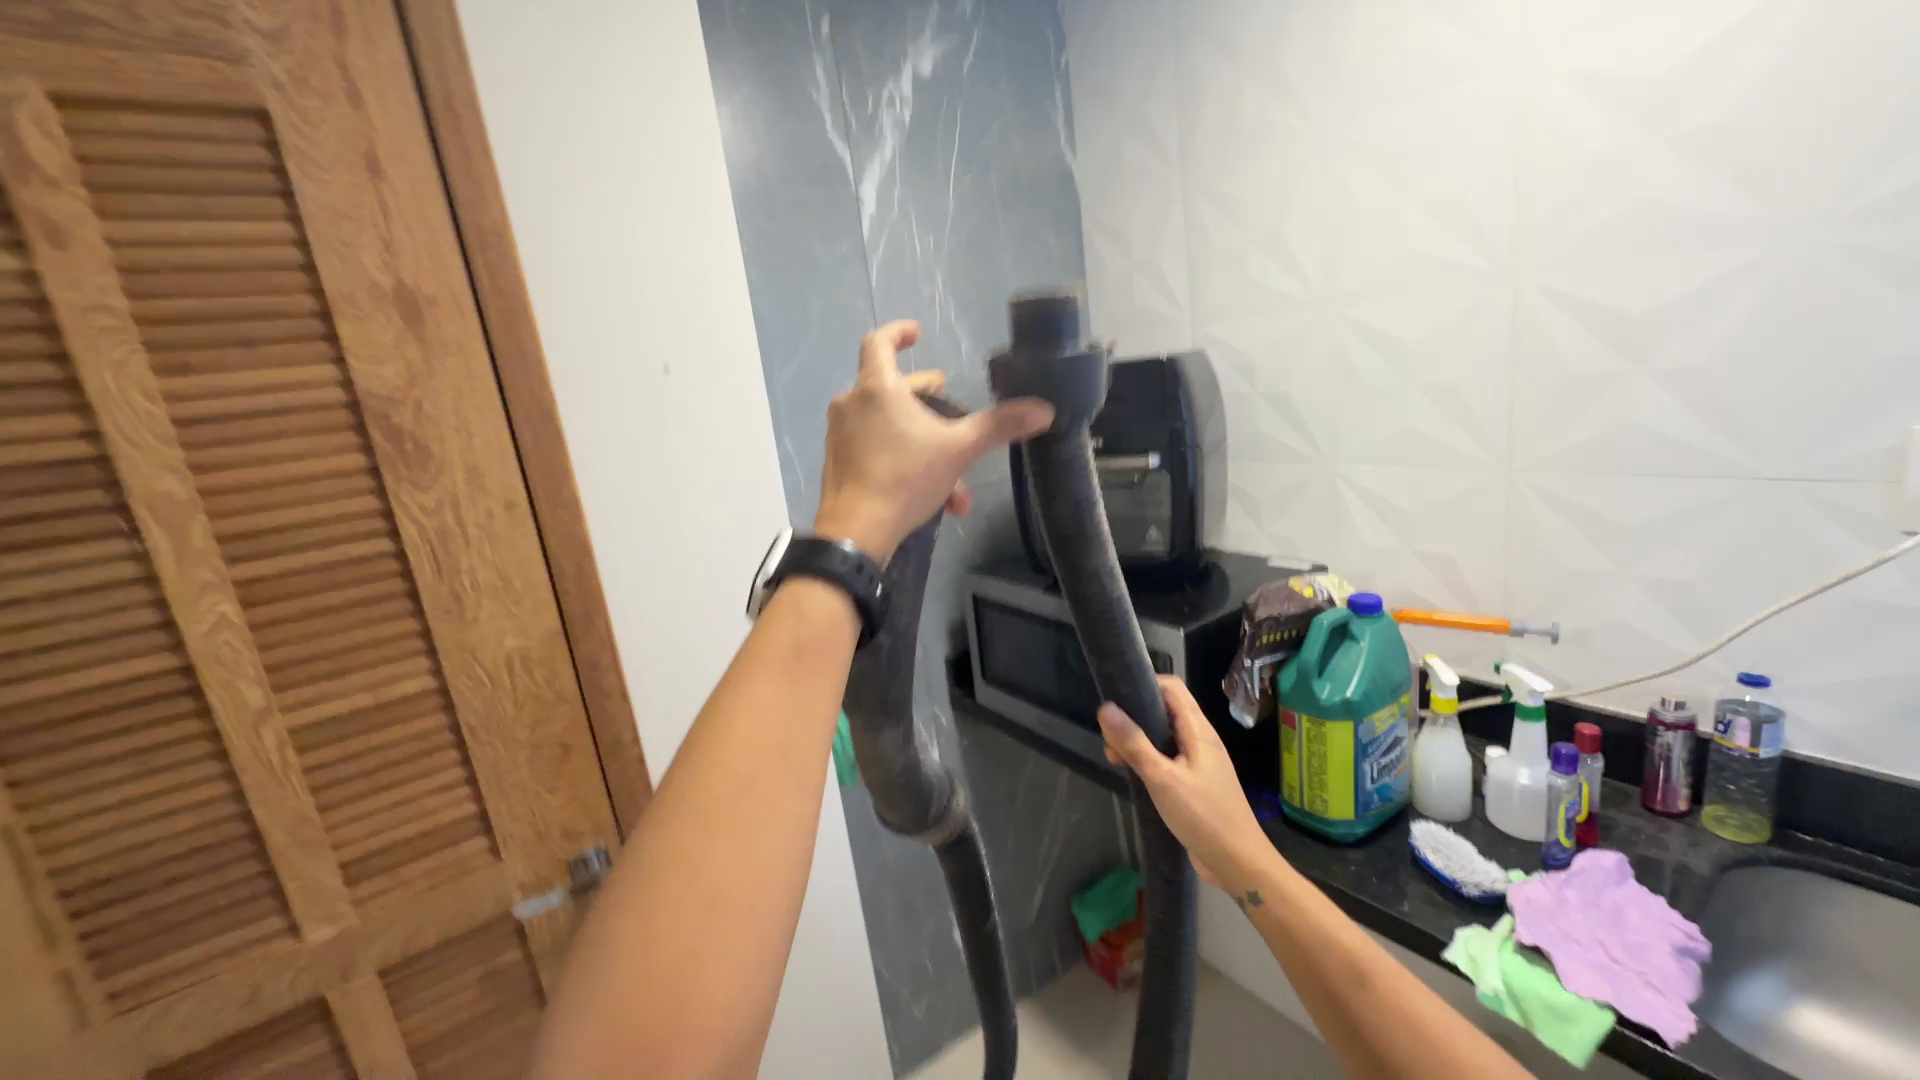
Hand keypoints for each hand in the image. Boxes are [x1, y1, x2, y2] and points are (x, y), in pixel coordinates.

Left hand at [813, 320, 1053, 562]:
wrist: (856, 531)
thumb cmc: (905, 478)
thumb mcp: (958, 450)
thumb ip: (998, 427)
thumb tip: (1044, 410)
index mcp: (877, 388)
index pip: (880, 342)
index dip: (899, 333)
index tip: (917, 333)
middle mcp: (851, 404)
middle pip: (890, 388)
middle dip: (924, 399)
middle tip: (947, 405)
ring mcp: (840, 434)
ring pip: (886, 427)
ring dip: (921, 443)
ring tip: (954, 475)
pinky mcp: (837, 463)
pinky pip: (875, 452)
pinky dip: (903, 463)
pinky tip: (934, 498)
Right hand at [1099, 677, 1274, 891]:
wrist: (1239, 863)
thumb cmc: (1204, 817)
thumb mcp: (1163, 779)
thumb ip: (1134, 743)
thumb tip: (1106, 708)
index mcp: (1198, 730)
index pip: (1171, 688)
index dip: (1143, 684)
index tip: (1115, 699)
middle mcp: (1201, 740)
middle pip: (1165, 710)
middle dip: (1135, 716)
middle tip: (1109, 738)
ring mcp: (1200, 762)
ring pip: (1164, 736)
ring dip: (1138, 741)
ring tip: (1115, 759)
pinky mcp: (1195, 782)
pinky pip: (1168, 758)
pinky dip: (1148, 760)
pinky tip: (1133, 775)